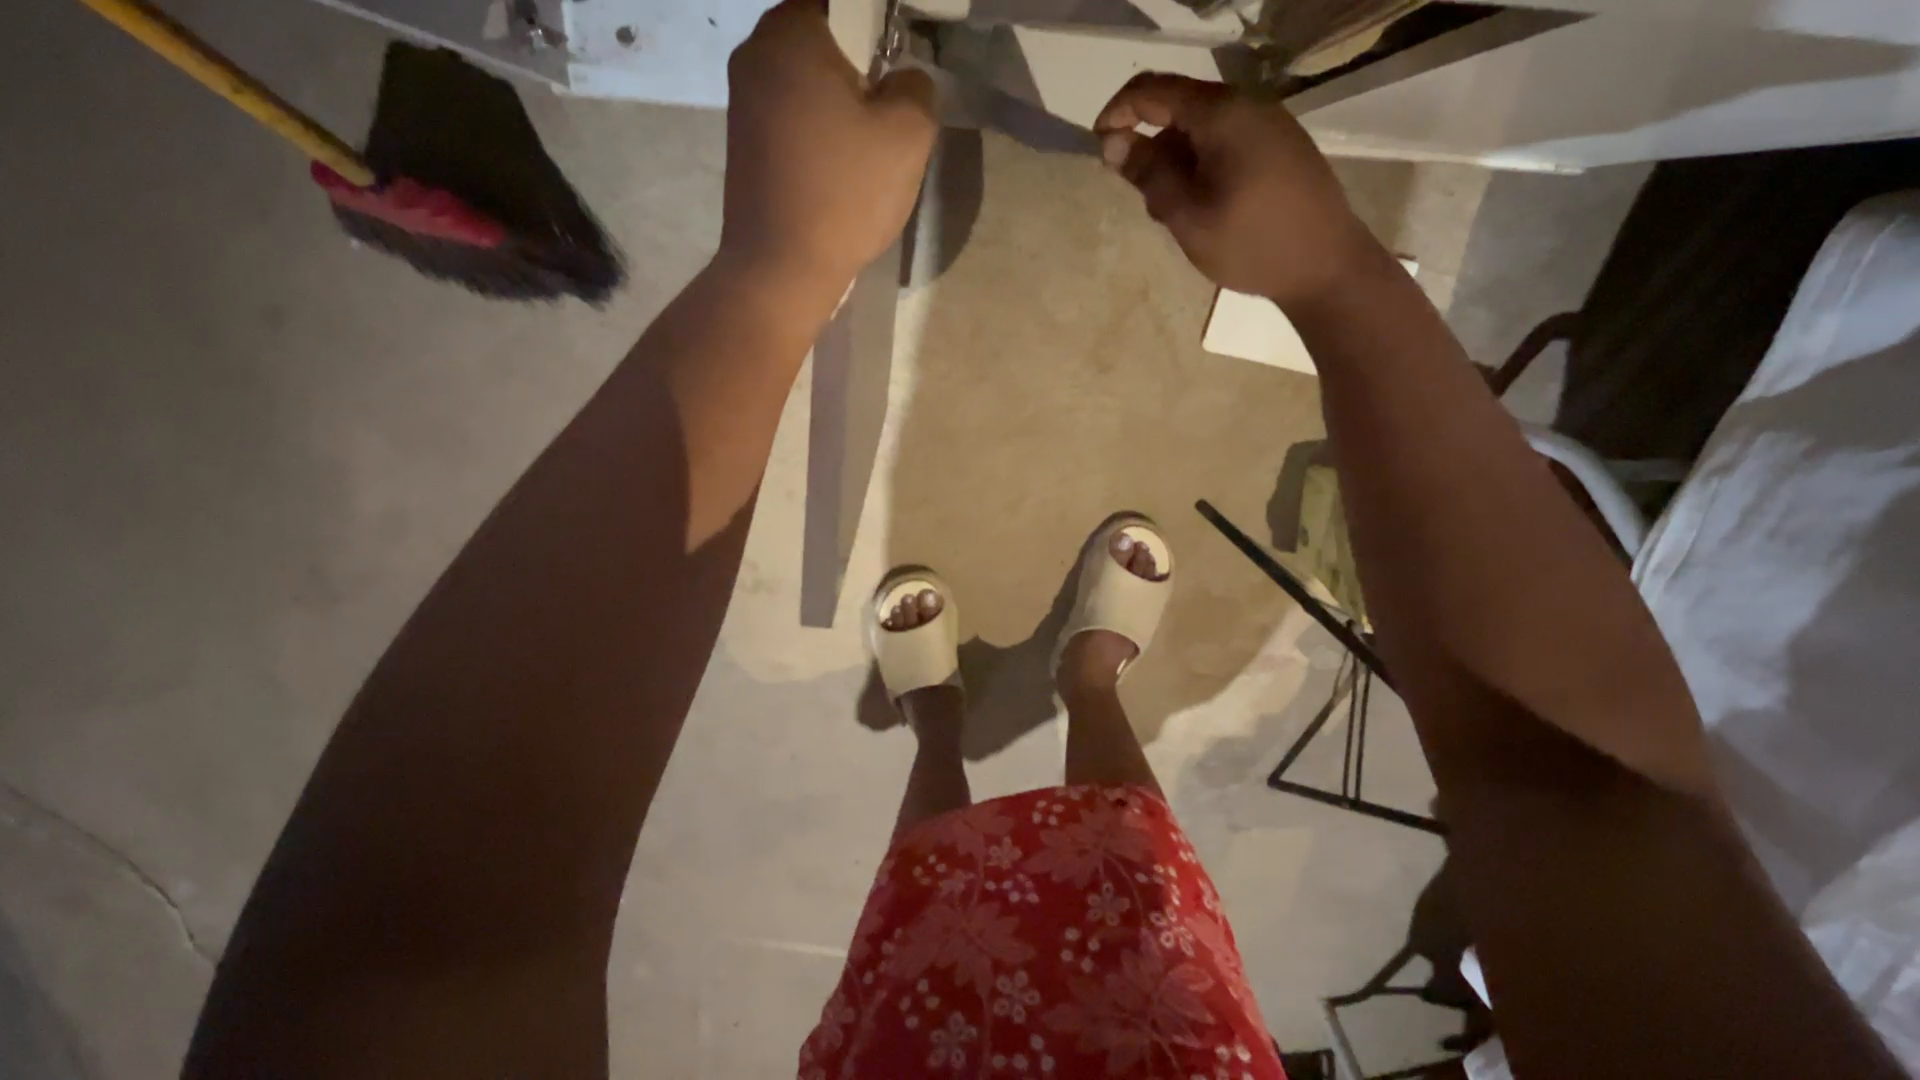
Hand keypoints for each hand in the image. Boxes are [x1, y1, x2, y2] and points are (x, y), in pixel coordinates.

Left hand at [719, 0, 937, 291]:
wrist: (780, 268)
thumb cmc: (845, 193)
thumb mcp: (908, 133)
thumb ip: (916, 85)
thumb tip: (902, 81)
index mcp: (790, 32)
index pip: (842, 0)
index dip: (878, 20)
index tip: (899, 56)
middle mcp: (755, 53)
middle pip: (822, 33)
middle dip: (862, 57)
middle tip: (894, 98)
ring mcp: (743, 99)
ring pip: (807, 74)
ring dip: (842, 94)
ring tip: (871, 136)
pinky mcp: (745, 140)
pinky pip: (792, 109)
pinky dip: (821, 122)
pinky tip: (843, 161)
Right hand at [1095, 73, 1379, 308]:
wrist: (1327, 267)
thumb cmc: (1250, 244)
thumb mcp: (1187, 216)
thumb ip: (1148, 174)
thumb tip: (1114, 142)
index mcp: (1221, 114)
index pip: (1152, 90)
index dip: (1117, 114)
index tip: (1100, 150)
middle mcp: (1247, 106)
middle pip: (1178, 108)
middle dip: (1150, 146)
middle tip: (1146, 198)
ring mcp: (1268, 126)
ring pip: (1201, 130)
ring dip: (1177, 162)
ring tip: (1177, 214)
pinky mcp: (1280, 148)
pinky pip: (1227, 143)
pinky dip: (1202, 166)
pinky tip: (1206, 208)